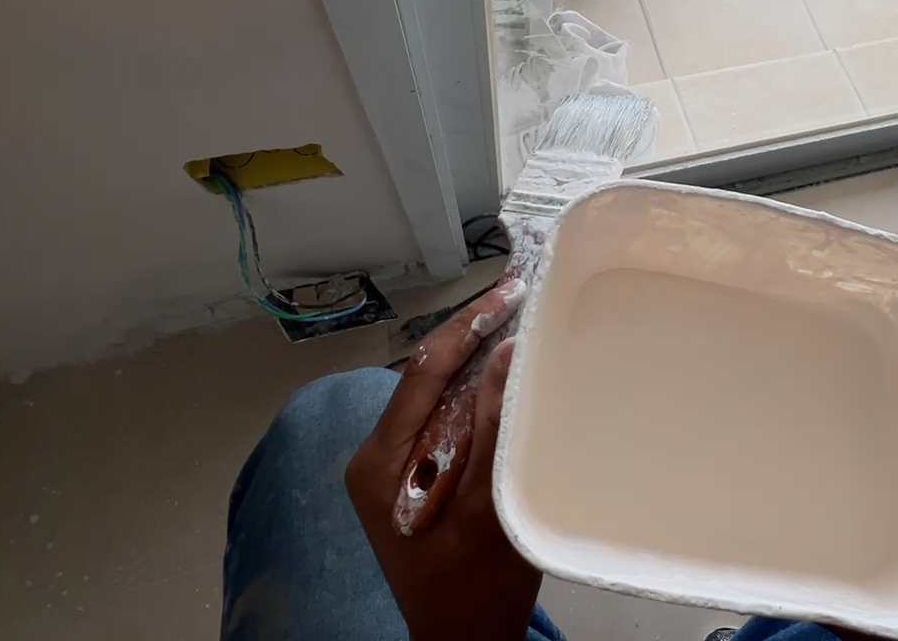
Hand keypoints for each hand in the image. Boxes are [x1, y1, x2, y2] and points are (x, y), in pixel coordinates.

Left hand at [345, 284, 541, 640]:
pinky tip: (505, 364)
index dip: (467, 326)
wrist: (462, 640)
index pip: (422, 371)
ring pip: (437, 389)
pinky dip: (476, 385)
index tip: (509, 292)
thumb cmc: (476, 587)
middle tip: (520, 293)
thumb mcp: (488, 507)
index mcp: (381, 462)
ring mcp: (393, 460)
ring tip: (516, 315)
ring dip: (476, 353)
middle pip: (427, 374)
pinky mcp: (414, 467)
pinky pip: (445, 411)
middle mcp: (378, 453)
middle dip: (472, 332)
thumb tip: (508, 350)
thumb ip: (494, 428)